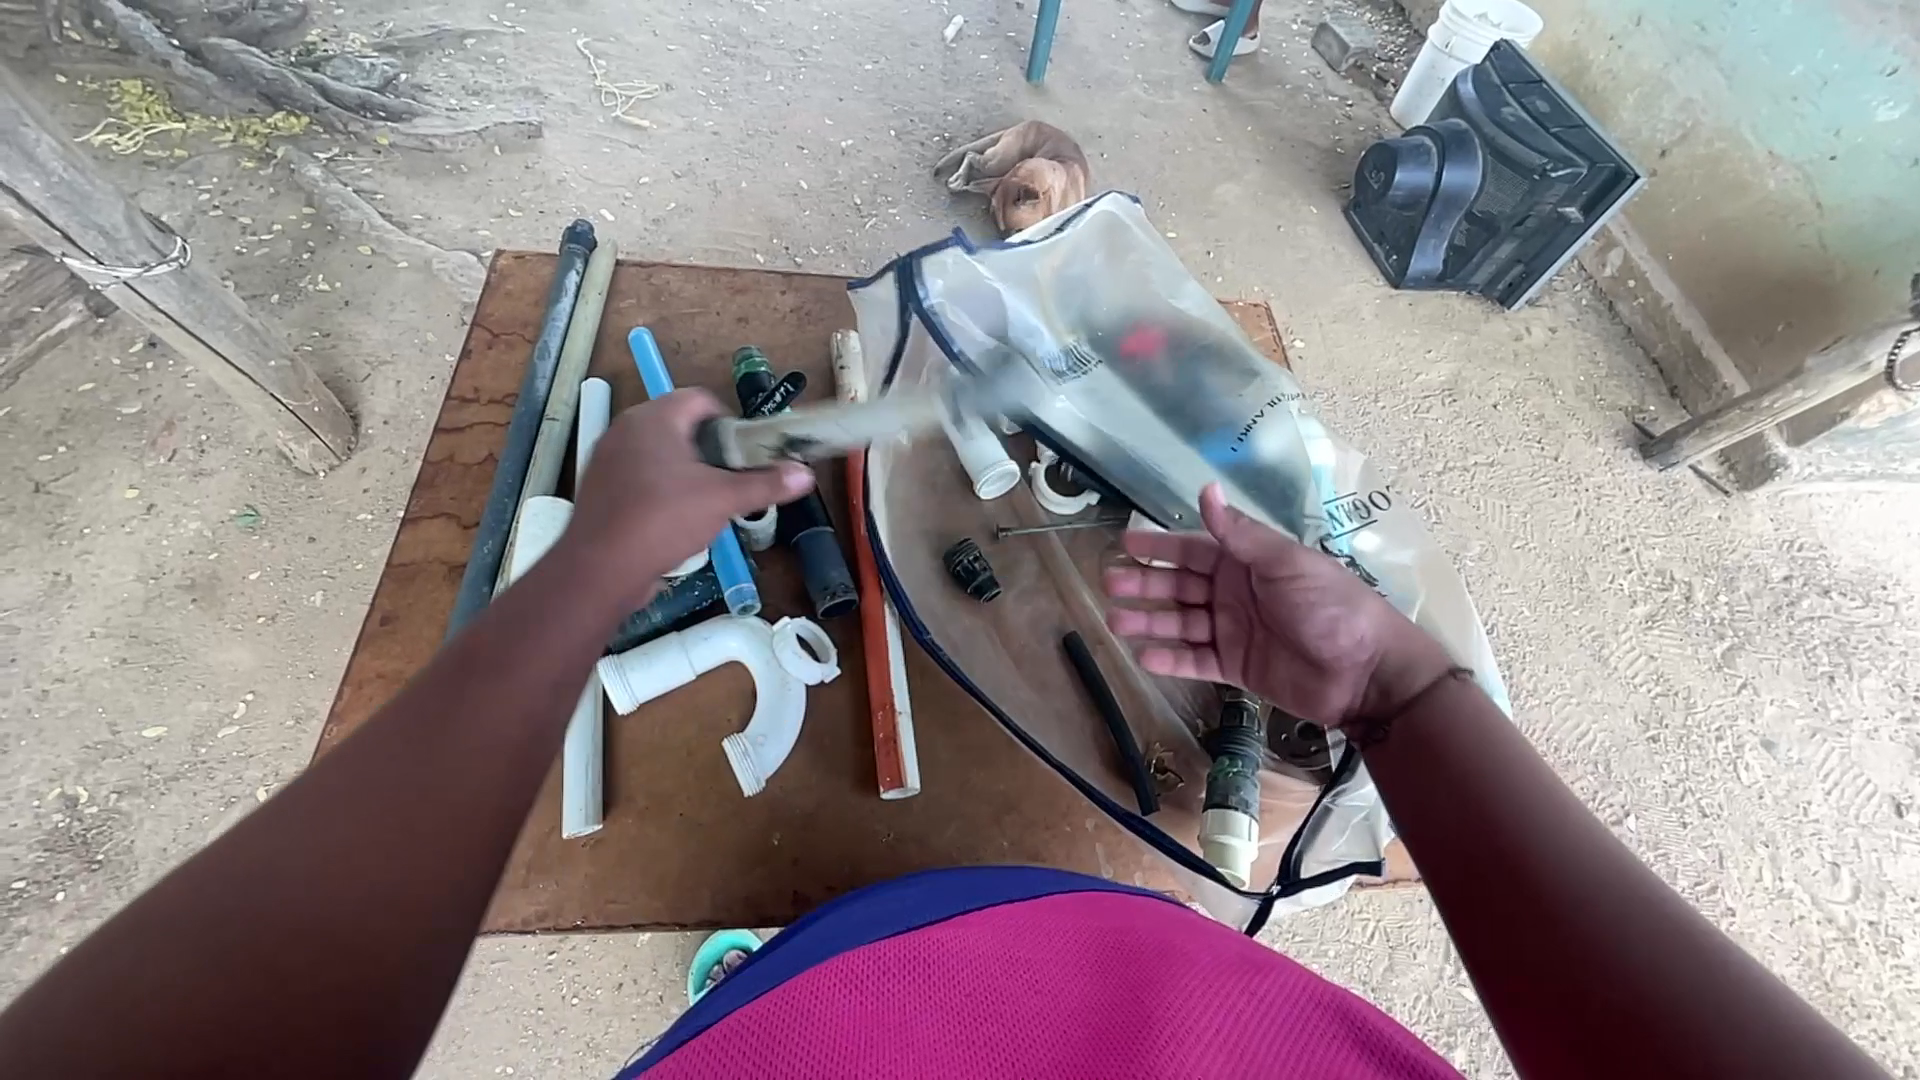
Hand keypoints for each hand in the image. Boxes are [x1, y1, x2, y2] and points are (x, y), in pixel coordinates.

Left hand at [565, 390, 812, 604]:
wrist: (600, 568)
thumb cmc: (663, 519)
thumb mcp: (724, 500)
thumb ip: (766, 484)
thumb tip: (806, 475)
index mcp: (654, 418)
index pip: (701, 399)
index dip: (730, 421)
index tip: (746, 452)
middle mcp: (626, 428)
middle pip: (680, 425)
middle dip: (711, 448)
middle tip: (732, 477)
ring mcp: (607, 458)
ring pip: (660, 452)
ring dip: (688, 469)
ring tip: (708, 500)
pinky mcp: (600, 487)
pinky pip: (640, 475)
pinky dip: (662, 488)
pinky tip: (675, 518)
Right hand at [1103, 483, 1454, 727]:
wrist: (1367, 672)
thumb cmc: (1331, 607)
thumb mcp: (1286, 563)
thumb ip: (1240, 534)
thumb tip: (1206, 490)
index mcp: (1245, 564)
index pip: (1192, 550)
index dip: (1159, 547)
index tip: (1126, 544)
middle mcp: (1233, 594)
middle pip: (1178, 587)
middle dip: (1144, 585)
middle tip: (1109, 584)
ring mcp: (1232, 632)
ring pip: (1180, 623)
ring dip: (1148, 621)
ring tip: (1115, 622)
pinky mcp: (1235, 667)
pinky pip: (1195, 661)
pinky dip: (1170, 660)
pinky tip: (1144, 657)